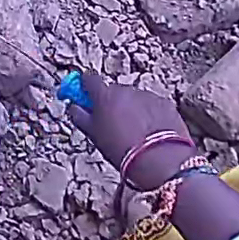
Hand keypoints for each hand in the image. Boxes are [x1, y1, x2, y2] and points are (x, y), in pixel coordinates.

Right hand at [65, 71, 195, 190]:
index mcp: (104, 95)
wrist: (160, 160)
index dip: (84, 86)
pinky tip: (148, 133)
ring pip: (132, 98)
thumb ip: (79, 116)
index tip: (82, 95)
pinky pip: (151, 105)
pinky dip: (148, 114)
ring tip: (132, 133)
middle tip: (109, 123)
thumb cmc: (122, 149)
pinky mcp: (164, 103)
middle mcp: (125, 90)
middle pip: (112, 90)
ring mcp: (146, 95)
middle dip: (110, 102)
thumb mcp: (93, 134)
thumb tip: (73, 107)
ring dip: (130, 109)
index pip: (89, 79)